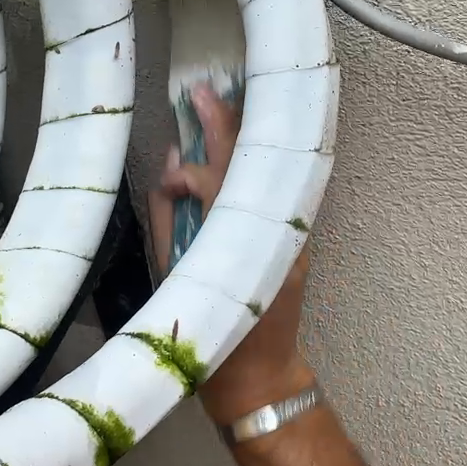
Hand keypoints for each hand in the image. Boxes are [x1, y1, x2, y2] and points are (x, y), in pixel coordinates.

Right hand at [148, 85, 315, 424]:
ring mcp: (293, 229)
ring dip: (246, 135)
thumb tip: (168, 168)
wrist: (258, 375)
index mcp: (235, 236)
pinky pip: (278, 187)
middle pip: (249, 161)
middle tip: (203, 90)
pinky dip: (259, 163)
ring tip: (226, 102)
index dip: (184, 174)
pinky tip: (246, 143)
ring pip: (269, 169)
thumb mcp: (173, 277)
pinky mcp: (300, 235)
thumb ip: (167, 218)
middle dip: (223, 121)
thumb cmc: (207, 333)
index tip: (167, 183)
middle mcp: (273, 226)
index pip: (212, 179)